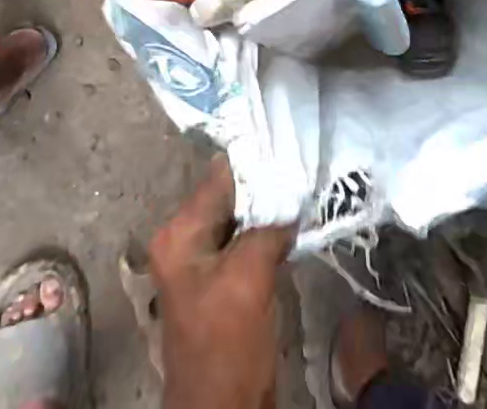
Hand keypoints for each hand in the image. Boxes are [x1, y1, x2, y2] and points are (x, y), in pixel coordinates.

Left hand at [151, 156, 294, 408]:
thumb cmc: (227, 343)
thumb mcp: (248, 277)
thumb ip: (268, 229)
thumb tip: (292, 200)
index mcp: (179, 234)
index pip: (220, 178)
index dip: (256, 161)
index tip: (292, 143)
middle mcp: (185, 239)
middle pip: (231, 195)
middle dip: (267, 183)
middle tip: (306, 164)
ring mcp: (204, 260)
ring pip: (243, 217)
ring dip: (272, 206)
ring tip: (307, 186)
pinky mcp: (224, 277)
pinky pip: (248, 239)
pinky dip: (271, 229)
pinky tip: (297, 220)